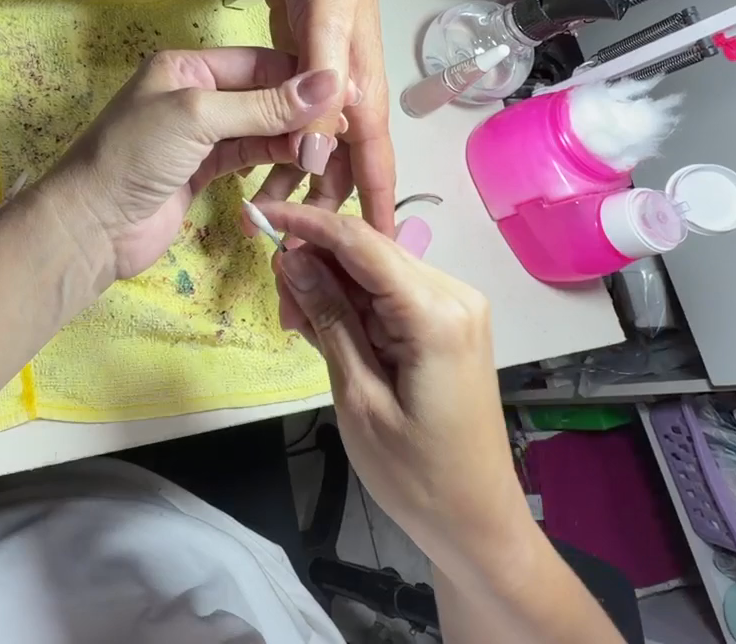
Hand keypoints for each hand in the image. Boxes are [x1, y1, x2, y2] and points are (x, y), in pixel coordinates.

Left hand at [40, 49, 340, 280]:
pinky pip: (247, 157)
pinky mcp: (202, 170)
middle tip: (340, 129)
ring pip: (258, 128)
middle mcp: (194, 94)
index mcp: (186, 66)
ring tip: (325, 151)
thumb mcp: (198, 117)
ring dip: (290, 138)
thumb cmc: (135, 156)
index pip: (257, 62)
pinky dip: (273, 160)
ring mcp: (198, 135)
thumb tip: (329, 83)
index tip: (344, 94)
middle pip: (261, 95)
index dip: (300, 78)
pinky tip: (300, 164)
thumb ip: (264, 104)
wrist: (92, 225)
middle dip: (299, 111)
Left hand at [255, 0, 395, 235]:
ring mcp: (310, 82)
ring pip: (305, 145)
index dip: (376, 200)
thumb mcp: (317, 31)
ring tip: (277, 220)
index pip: (371, 153)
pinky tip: (257, 175)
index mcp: (356, 84)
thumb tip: (317, 155)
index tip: (384, 247)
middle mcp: (339, 90)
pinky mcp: (283, 71)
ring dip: (295, 180)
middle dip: (331, 201)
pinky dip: (273, 151)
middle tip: (315, 245)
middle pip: (337, 158)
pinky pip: (279, 124)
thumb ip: (313, 88)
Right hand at [257, 200, 528, 565]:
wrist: (477, 524)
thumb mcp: (357, 397)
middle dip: (314, 264)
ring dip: (330, 288)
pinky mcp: (448, 322)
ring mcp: (455, 307)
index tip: (258, 212)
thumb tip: (291, 257)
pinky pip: (388, 294)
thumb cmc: (416, 475)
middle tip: (280, 307)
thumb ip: (328, 318)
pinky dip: (352, 305)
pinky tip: (327, 331)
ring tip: (299, 326)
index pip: (360, 242)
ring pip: (374, 270)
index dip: (306, 223)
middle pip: (367, 251)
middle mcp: (453, 294)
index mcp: (436, 313)